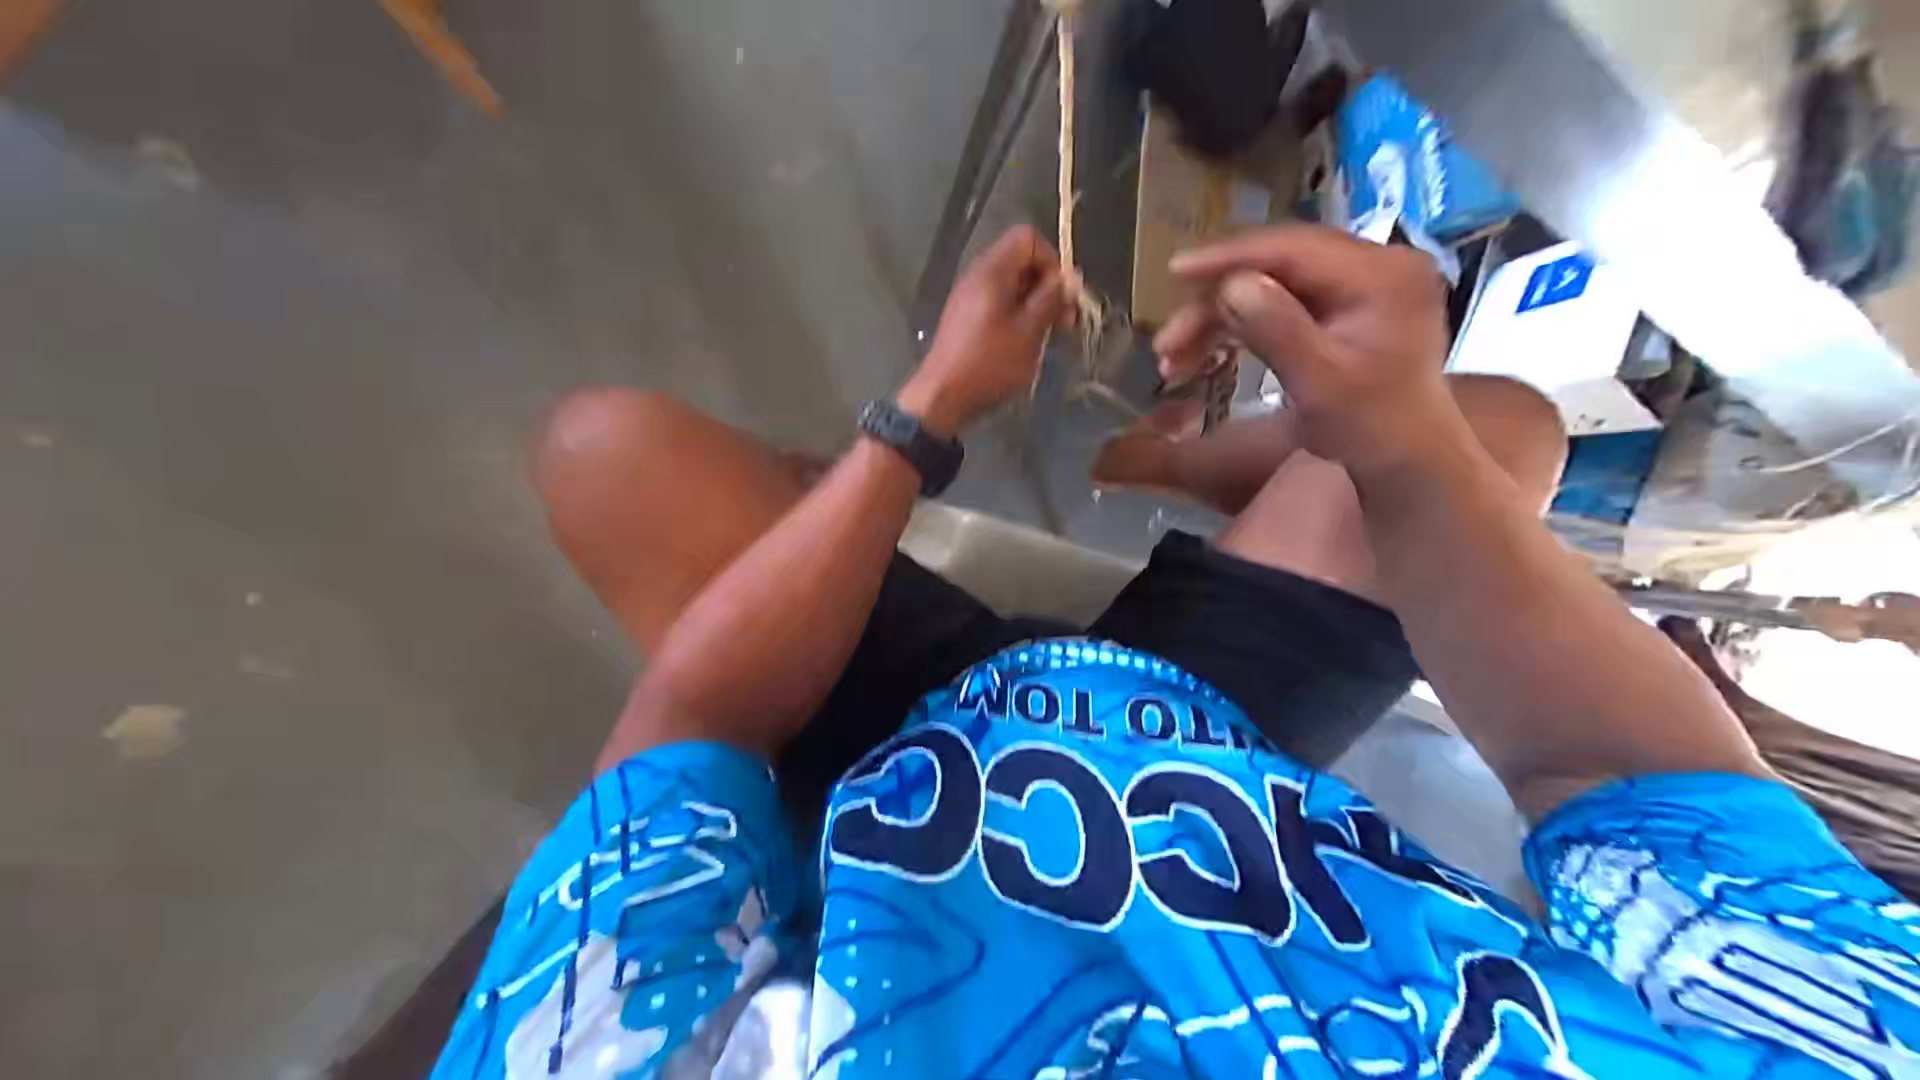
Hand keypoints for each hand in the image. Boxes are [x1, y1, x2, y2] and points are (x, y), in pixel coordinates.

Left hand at [899, 225, 1069, 436]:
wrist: (942, 398)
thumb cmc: (989, 364)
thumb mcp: (1028, 331)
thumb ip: (1051, 299)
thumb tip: (1071, 277)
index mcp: (991, 271)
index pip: (1028, 238)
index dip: (1052, 261)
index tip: (1063, 296)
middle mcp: (977, 276)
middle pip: (1021, 261)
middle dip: (1048, 286)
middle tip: (1065, 322)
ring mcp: (968, 298)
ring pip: (1011, 286)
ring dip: (1035, 305)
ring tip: (1047, 336)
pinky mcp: (965, 320)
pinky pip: (998, 305)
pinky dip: (1017, 317)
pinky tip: (1024, 344)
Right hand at [1156, 226, 1460, 475]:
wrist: (1403, 463)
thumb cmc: (1368, 430)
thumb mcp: (1319, 383)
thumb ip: (1277, 329)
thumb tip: (1230, 284)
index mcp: (1381, 275)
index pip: (1294, 249)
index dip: (1230, 258)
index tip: (1175, 270)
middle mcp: (1373, 267)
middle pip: (1274, 267)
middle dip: (1212, 303)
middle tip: (1165, 343)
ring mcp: (1355, 288)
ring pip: (1266, 289)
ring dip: (1215, 322)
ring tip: (1172, 361)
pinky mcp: (1336, 310)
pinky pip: (1275, 308)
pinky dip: (1234, 331)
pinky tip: (1197, 357)